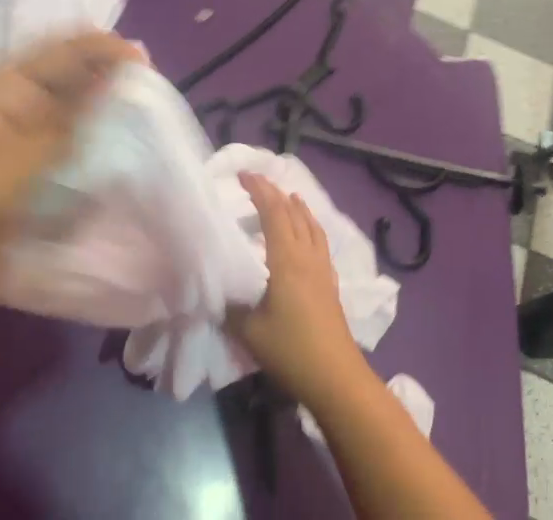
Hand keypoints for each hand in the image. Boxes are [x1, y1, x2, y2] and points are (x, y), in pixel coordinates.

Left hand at [0, 31, 139, 343]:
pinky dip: (89, 168)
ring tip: (149, 135)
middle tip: (156, 102)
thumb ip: (59, 133)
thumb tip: (112, 83)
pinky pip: (62, 169)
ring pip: (68, 130)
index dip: (98, 50)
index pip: (52, 54)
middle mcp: (3, 118)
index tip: (145, 61)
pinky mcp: (15, 192)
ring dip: (103, 131)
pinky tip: (120, 175)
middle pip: (65, 88)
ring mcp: (9, 156)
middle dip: (108, 90)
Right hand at [227, 172, 374, 405]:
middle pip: (293, 214)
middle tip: (257, 182)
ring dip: (298, 208)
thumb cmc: (291, 350)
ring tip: (289, 198)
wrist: (336, 377)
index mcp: (286, 259)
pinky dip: (310, 227)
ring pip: (312, 226)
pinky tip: (306, 237)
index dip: (259, 190)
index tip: (243, 175)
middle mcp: (307, 257)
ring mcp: (323, 270)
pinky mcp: (331, 285)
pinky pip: (319, 242)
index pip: (273, 212)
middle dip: (275, 193)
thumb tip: (216, 290)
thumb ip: (230, 306)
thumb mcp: (249, 330)